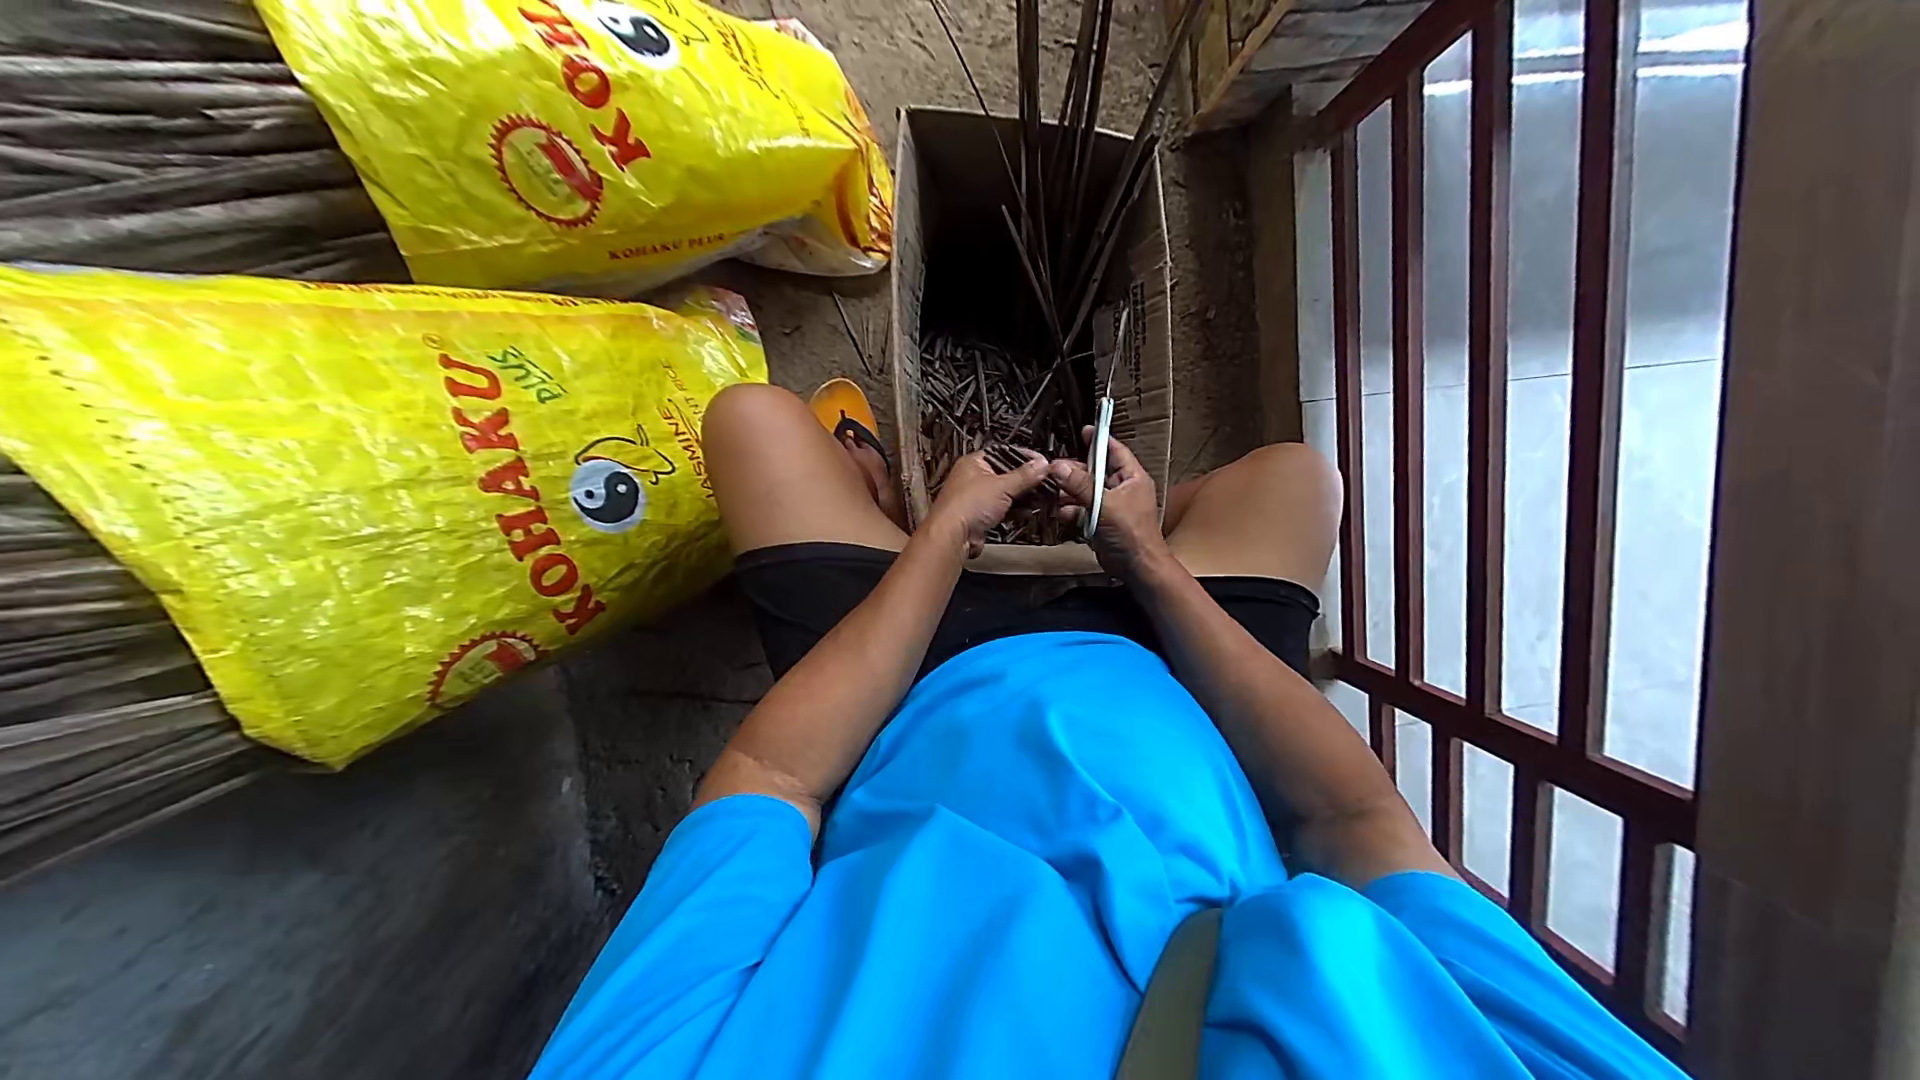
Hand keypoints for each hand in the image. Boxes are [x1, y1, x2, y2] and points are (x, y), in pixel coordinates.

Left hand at [925, 449, 1051, 557]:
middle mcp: (973, 479)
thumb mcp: (1002, 486)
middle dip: (1025, 480)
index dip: (1023, 457)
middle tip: (1042, 482)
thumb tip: (1040, 464)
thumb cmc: (964, 506)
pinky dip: (1014, 510)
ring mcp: (976, 498)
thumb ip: (1025, 475)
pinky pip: (1002, 510)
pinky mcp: (980, 516)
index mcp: (974, 463)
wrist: (952, 536)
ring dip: (1022, 497)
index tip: (1040, 462)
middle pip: (1006, 475)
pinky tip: (1026, 511)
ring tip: (1039, 497)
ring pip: (1005, 494)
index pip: (1003, 453)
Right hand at [1049, 427, 1170, 579]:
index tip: (1085, 431)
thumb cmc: (1132, 534)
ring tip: (1054, 491)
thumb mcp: (1104, 504)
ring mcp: (1111, 506)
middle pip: (1095, 472)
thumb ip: (1080, 484)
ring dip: (1070, 492)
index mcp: (1132, 478)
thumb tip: (1059, 467)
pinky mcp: (1101, 522)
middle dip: (1075, 471)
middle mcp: (1122, 489)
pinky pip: (1083, 510)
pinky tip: (1062, 512)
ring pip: (1085, 491)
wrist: (1135, 566)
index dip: (1100, 440)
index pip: (1115, 451)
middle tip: (1056, 468)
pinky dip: (1072, 510)